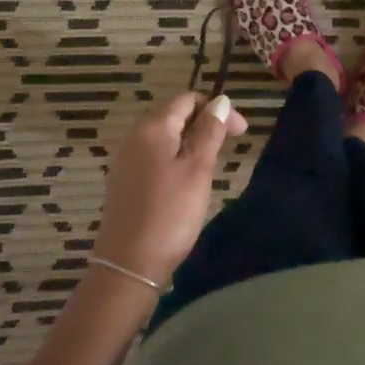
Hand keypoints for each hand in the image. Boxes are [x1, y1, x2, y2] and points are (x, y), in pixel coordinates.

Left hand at [94, 92, 247, 284]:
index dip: (218, 109)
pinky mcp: (123, 180)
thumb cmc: (170, 213)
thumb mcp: (198, 169)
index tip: (241, 132)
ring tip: (211, 164)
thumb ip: (210, 131)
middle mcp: (134, 135)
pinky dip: (175, 156)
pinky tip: (186, 180)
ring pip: (165, 135)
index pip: (188, 99)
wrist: (128, 266)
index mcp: (153, 127)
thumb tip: (221, 101)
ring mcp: (125, 159)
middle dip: (205, 123)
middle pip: (175, 114)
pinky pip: (154, 154)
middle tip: (229, 146)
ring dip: (191, 141)